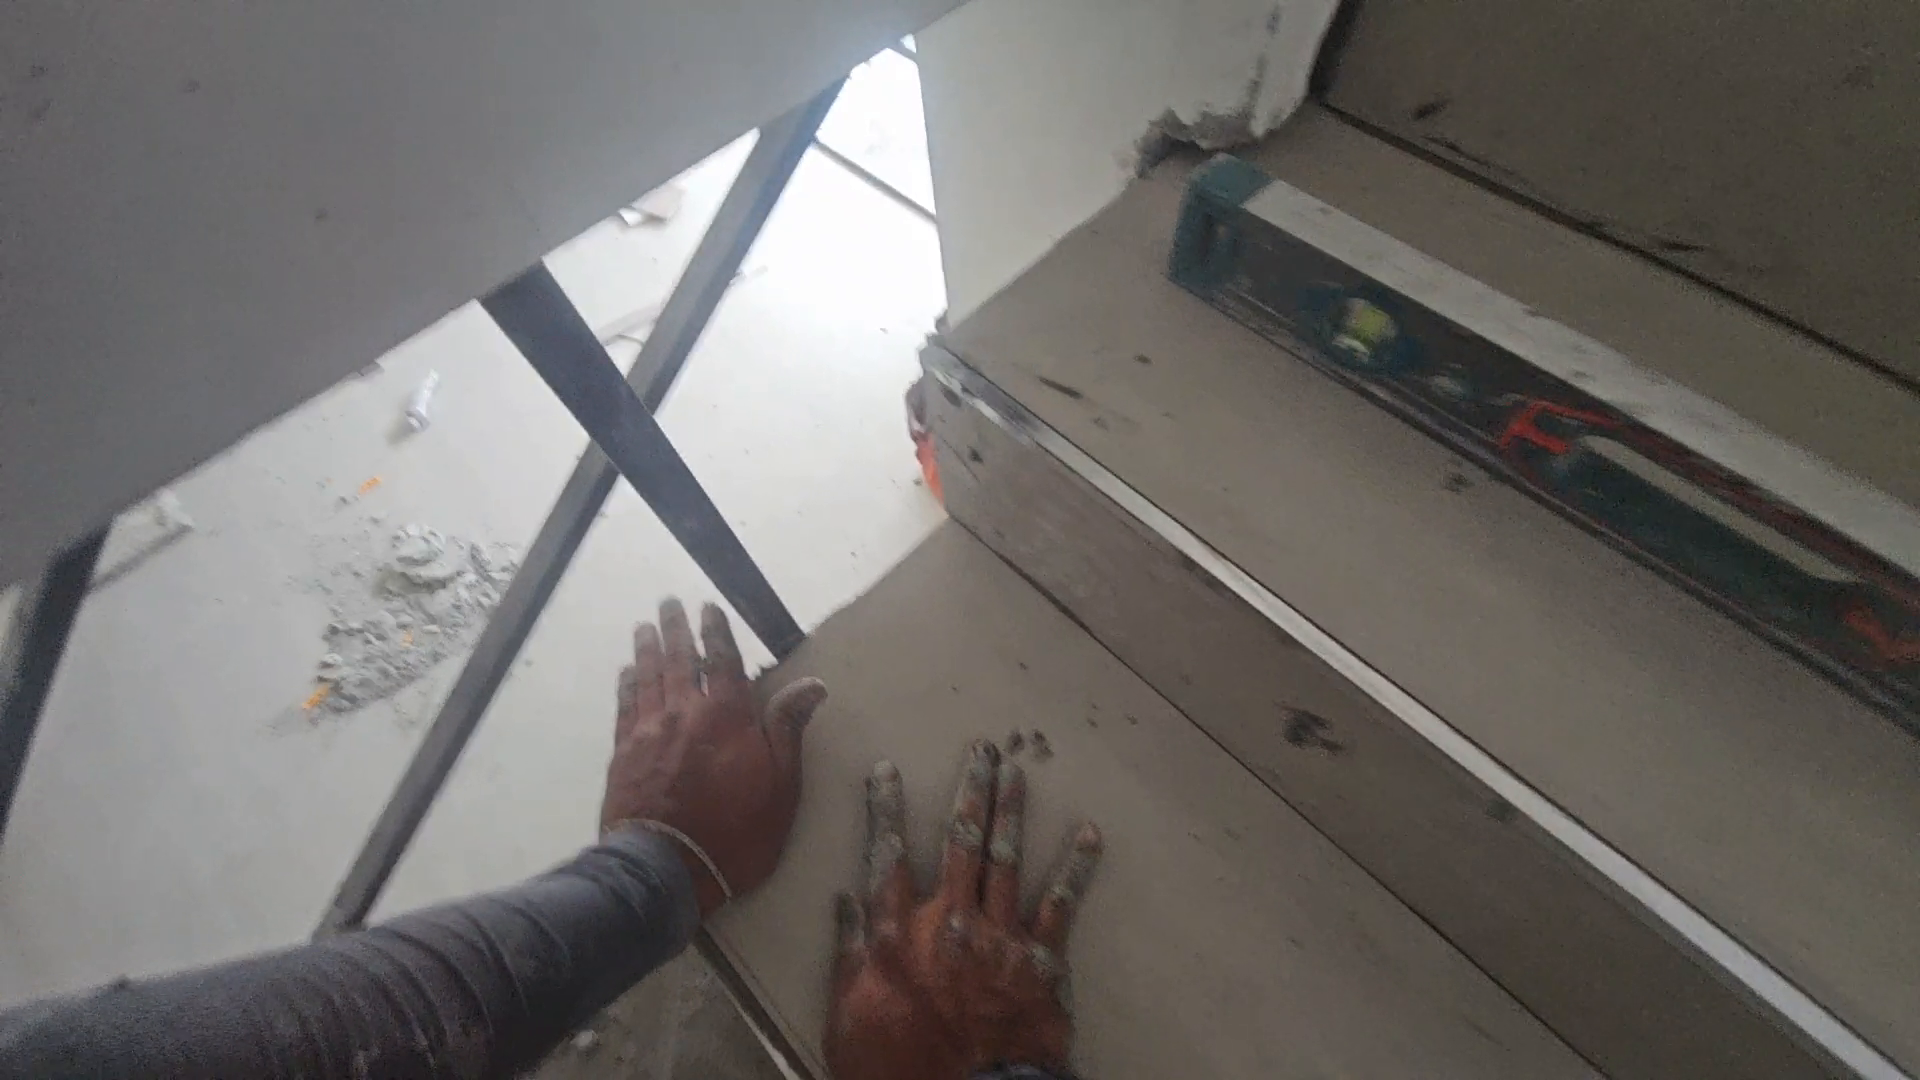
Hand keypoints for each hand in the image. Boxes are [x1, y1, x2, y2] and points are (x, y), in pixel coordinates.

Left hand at [601, 599, 827, 917]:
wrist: (667, 871)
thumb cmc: (737, 828)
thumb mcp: (781, 783)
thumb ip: (789, 727)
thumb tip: (812, 684)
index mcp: (727, 715)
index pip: (722, 660)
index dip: (716, 630)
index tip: (709, 606)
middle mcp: (685, 711)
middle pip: (680, 659)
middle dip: (676, 628)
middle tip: (668, 602)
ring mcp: (649, 731)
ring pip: (649, 677)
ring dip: (648, 648)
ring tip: (645, 626)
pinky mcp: (624, 753)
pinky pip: (625, 706)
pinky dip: (627, 684)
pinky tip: (628, 671)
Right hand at [824, 741, 1103, 1079]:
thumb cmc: (897, 1068)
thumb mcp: (849, 1017)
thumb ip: (850, 952)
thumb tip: (845, 899)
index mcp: (900, 932)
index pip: (888, 855)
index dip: (886, 809)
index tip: (888, 770)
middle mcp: (950, 919)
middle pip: (960, 840)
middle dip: (971, 790)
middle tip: (982, 750)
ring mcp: (999, 935)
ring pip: (1005, 857)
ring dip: (1012, 809)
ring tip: (1018, 772)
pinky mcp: (1039, 959)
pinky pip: (1060, 905)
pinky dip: (1076, 868)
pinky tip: (1089, 833)